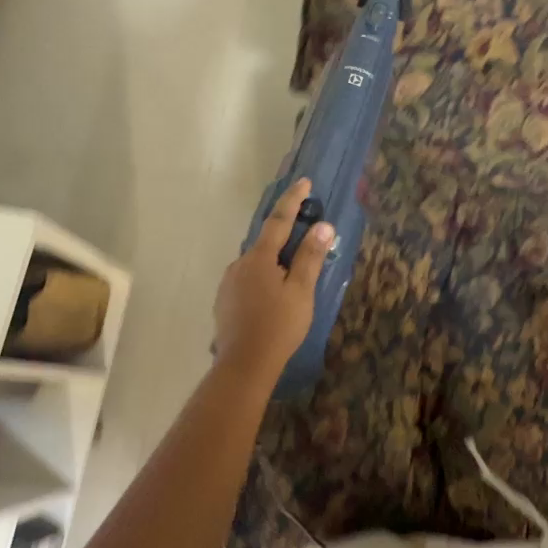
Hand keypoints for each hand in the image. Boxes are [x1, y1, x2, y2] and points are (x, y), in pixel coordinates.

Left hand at [213, 177, 332, 383]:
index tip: (304, 182)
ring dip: (273, 264)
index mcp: (259, 257)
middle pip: (266, 243)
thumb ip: (310, 256)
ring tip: (291, 281)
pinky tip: (271, 299)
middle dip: (285, 238)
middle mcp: (239, 264)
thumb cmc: (278, 326)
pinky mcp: (224, 302)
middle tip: (306, 240)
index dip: (293, 200)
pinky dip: (262, 281)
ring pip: (256, 264)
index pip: (279, 220)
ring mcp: (228, 283)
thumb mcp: (301, 291)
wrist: (244, 365)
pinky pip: (247, 281)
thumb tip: (323, 226)